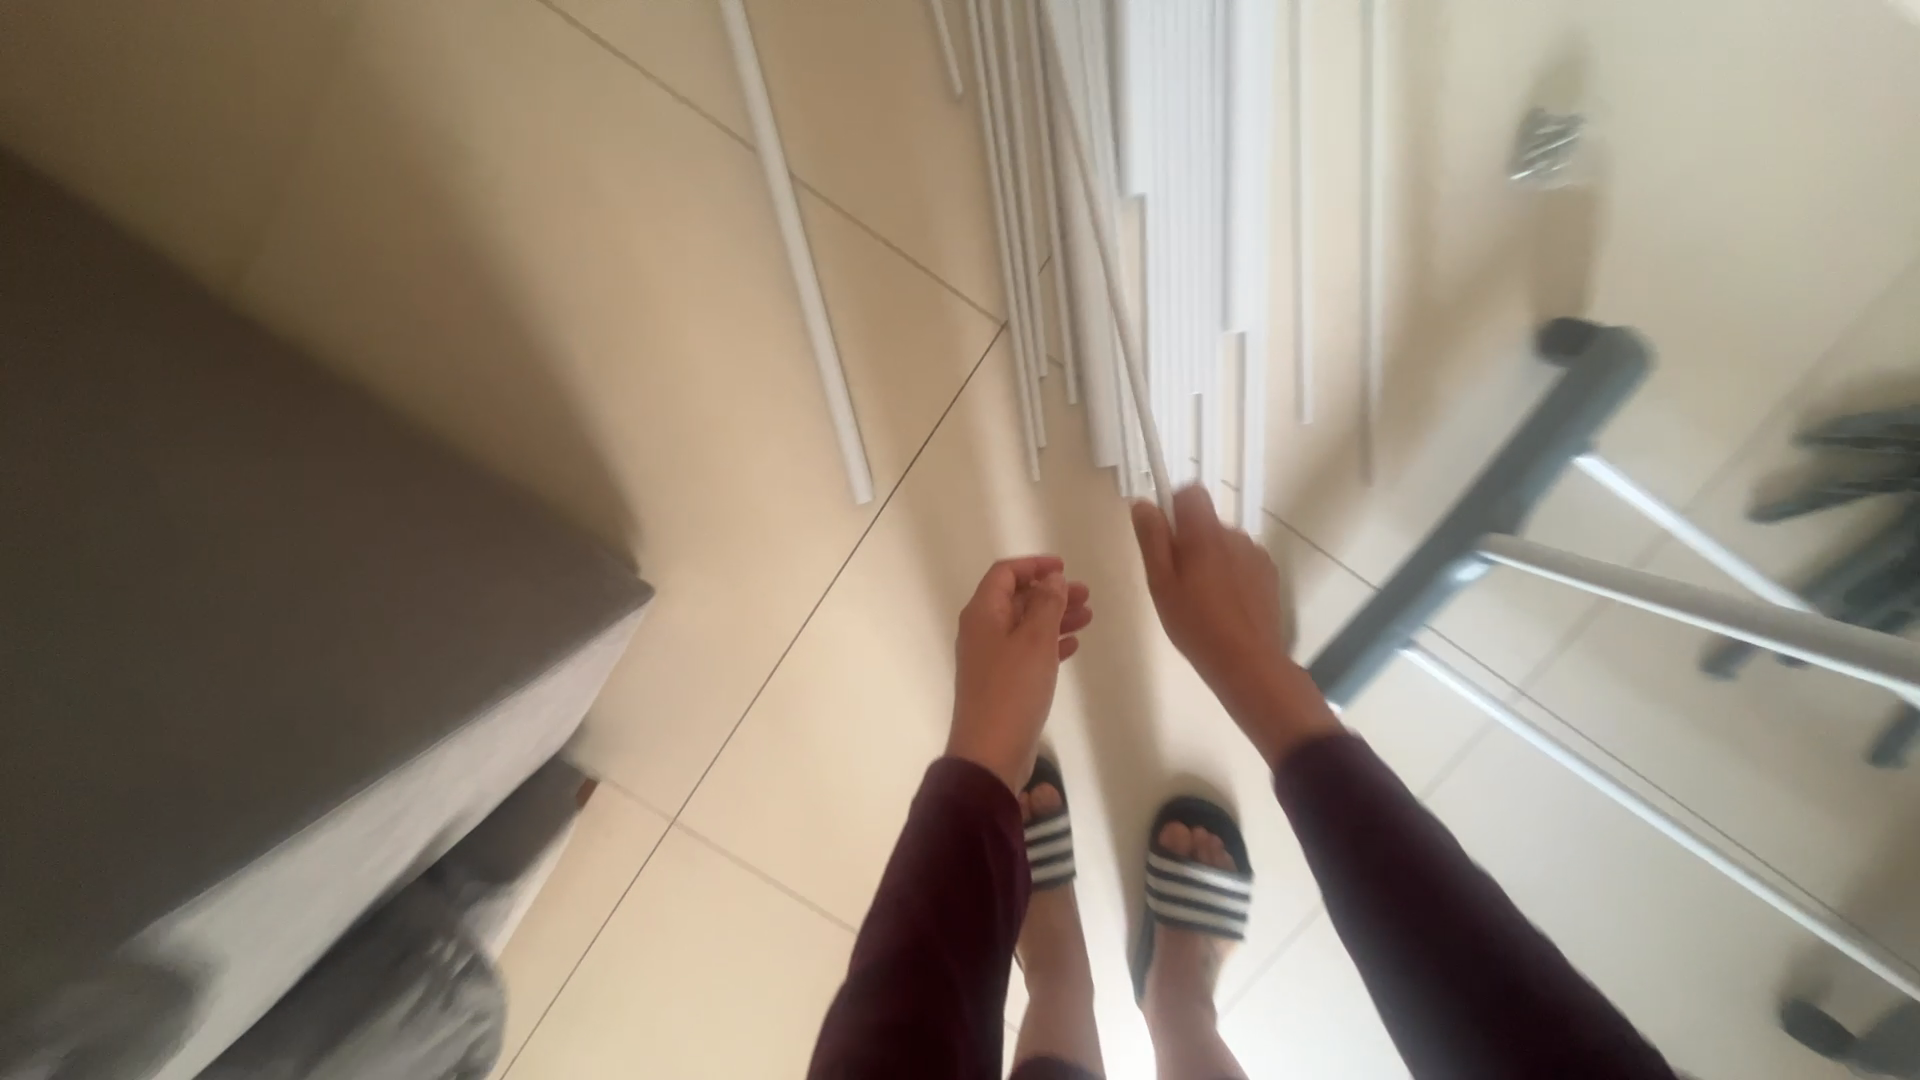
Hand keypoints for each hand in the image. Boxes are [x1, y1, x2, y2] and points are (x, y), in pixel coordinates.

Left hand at [948, 556, 1091, 790]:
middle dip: (1051, 593)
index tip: (1064, 568)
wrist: (990, 751)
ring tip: (1088, 617)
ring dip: (1055, 618)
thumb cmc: (1013, 689)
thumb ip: (1046, 604)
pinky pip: (1026, 651)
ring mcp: (990, 657)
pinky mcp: (1001, 681)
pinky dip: (1049, 643)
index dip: (1034, 566)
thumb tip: (1051, 578)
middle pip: (1017, 598)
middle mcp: (981, 630)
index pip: (1004, 573)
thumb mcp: (1035, 640)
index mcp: (982, 613)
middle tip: (1086, 596)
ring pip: (1025, 625)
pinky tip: (1073, 646)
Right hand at [1132, 486, 1338, 766]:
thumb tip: (1143, 503)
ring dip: (1209, 558)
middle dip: (1189, 540)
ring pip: (1223, 543)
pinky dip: (1229, 574)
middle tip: (1175, 580)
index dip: (1173, 507)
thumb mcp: (1160, 583)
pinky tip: (1223, 605)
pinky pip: (1241, 561)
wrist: (1247, 662)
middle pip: (1205, 521)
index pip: (1190, 492)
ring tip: (1200, 598)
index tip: (1162, 536)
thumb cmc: (1194, 623)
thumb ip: (1152, 538)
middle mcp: (1234, 535)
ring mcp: (1255, 555)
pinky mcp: (1268, 575)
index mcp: (1205, 533)